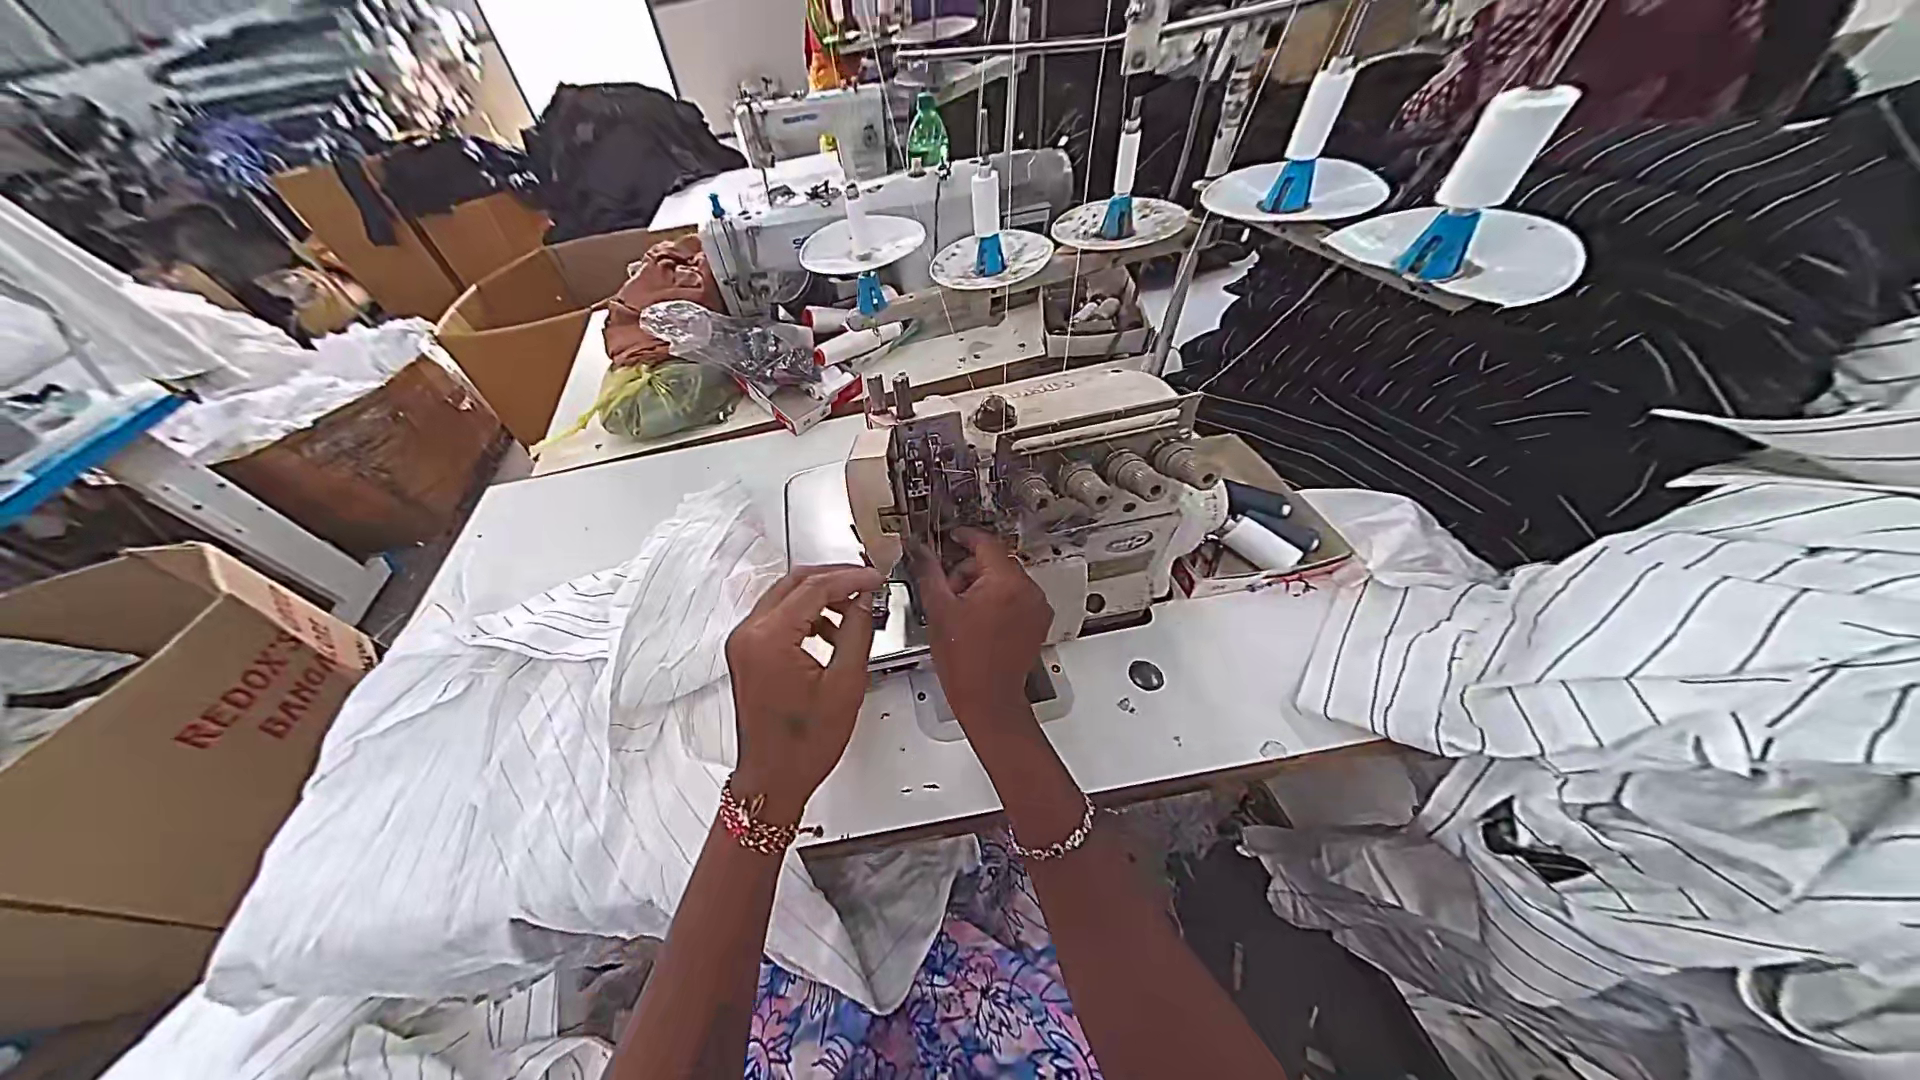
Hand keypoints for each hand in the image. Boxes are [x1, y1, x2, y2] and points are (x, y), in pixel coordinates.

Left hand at [725, 565, 882, 821]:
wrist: (773, 779)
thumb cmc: (802, 745)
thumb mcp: (846, 684)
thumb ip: (857, 632)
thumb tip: (864, 601)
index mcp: (769, 639)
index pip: (814, 587)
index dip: (851, 578)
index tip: (874, 579)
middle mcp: (749, 635)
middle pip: (795, 582)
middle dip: (835, 578)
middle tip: (866, 583)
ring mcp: (743, 643)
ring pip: (786, 595)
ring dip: (821, 596)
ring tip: (854, 608)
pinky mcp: (747, 652)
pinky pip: (778, 616)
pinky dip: (807, 614)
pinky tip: (832, 631)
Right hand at [912, 527, 1052, 724]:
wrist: (987, 698)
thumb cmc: (966, 663)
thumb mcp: (939, 610)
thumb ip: (929, 572)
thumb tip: (920, 550)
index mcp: (1006, 583)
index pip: (986, 543)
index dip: (965, 537)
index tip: (954, 537)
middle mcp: (1028, 591)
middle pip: (995, 562)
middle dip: (969, 571)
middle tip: (949, 590)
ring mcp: (1036, 606)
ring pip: (1006, 579)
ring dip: (984, 585)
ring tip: (963, 612)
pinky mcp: (1038, 621)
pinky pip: (1017, 597)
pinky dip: (999, 600)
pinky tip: (979, 620)